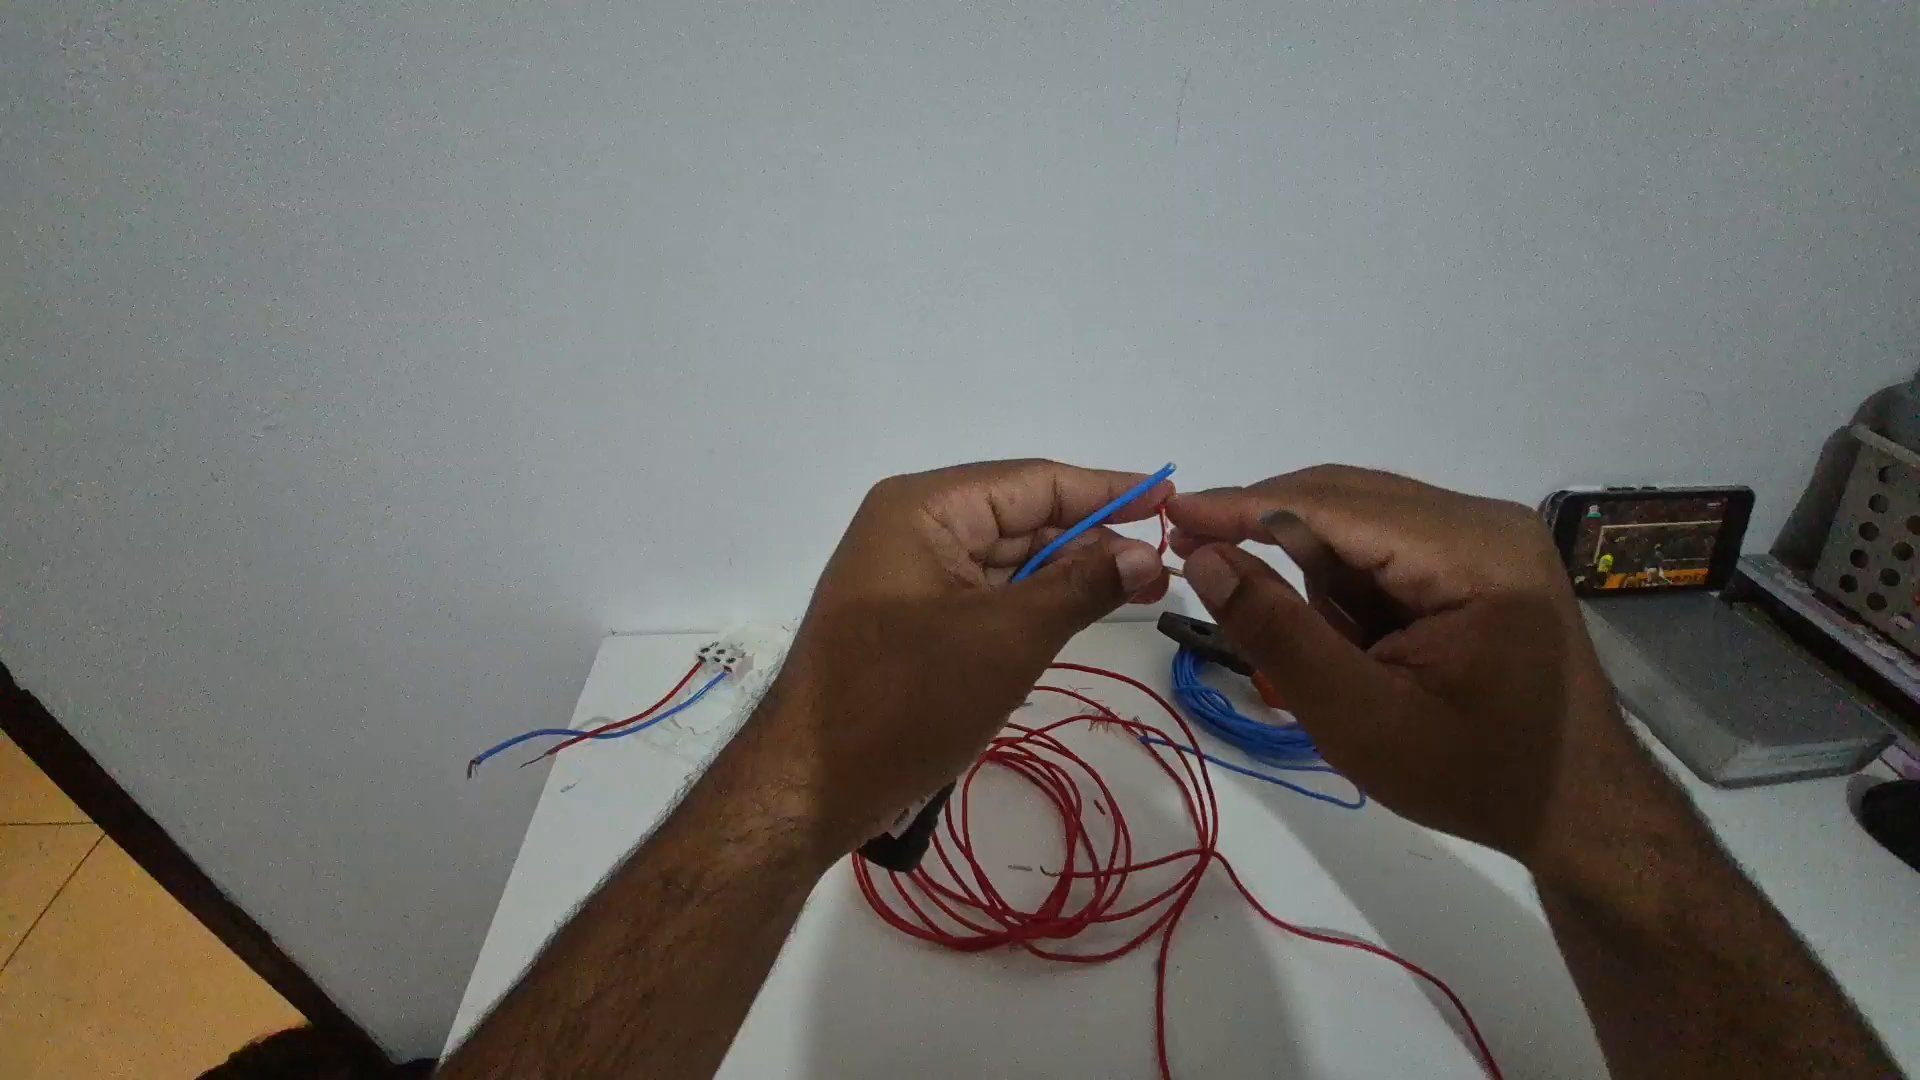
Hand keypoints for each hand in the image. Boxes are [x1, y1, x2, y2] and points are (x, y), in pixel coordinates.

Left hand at [755, 460, 1172, 862]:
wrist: (812, 784)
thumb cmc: (908, 700)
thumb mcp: (1007, 638)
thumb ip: (1082, 586)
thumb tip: (1149, 555)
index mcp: (924, 507)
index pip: (1033, 481)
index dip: (1105, 491)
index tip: (1168, 501)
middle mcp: (912, 526)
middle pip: (1019, 516)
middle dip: (1089, 539)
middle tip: (1161, 565)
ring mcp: (908, 573)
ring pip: (1003, 557)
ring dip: (1063, 573)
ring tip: (1135, 587)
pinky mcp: (910, 615)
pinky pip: (982, 592)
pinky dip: (1029, 601)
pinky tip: (1076, 608)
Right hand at [1166, 466, 1631, 869]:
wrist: (1579, 810)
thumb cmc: (1470, 774)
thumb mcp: (1356, 716)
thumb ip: (1276, 632)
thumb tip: (1203, 558)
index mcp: (1472, 555)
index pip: (1332, 505)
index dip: (1242, 506)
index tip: (1171, 516)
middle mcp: (1483, 522)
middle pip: (1341, 497)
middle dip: (1265, 528)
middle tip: (1193, 556)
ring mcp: (1483, 536)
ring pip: (1353, 517)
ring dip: (1306, 565)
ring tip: (1313, 639)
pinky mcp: (1473, 556)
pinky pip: (1376, 542)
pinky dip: (1335, 579)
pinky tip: (1347, 633)